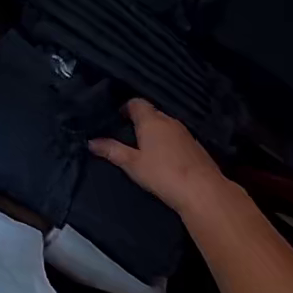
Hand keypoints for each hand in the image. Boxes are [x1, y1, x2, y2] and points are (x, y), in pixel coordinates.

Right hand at [89, 99, 237, 213]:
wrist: (201, 189)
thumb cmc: (161, 173)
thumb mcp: (131, 163)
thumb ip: (111, 150)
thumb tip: (91, 142)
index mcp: (151, 121)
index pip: (137, 103)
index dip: (125, 107)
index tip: (116, 118)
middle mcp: (169, 121)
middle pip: (151, 113)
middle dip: (138, 120)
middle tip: (125, 133)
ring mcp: (184, 132)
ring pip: (164, 124)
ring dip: (153, 131)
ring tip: (141, 146)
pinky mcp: (195, 145)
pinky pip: (175, 136)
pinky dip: (166, 141)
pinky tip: (161, 156)